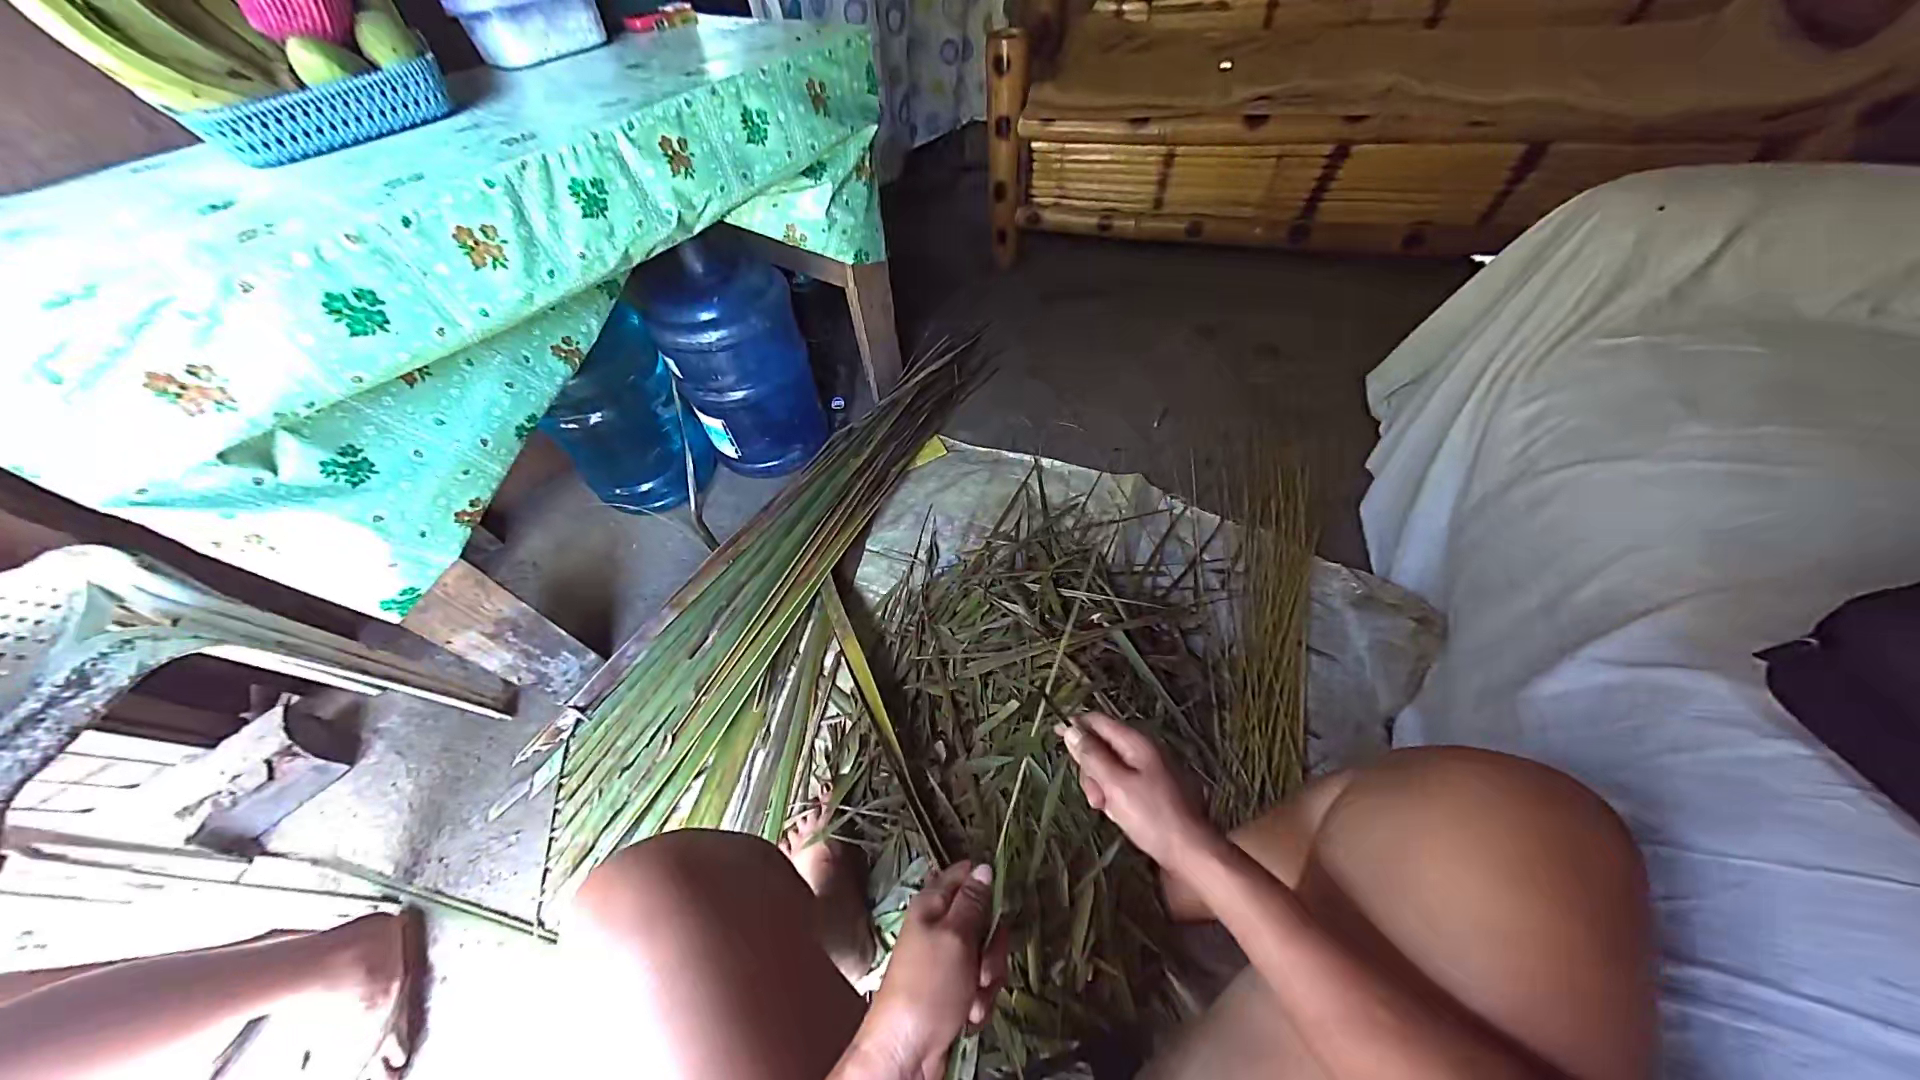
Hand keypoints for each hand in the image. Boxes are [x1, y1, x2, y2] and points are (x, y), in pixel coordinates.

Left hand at [843, 860, 1008, 1078]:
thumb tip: (984, 866)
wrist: (907, 1052)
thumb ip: (973, 901)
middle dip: (992, 947)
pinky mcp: (954, 991)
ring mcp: (948, 961)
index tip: (999, 904)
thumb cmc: (929, 986)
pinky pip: (982, 986)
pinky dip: (979, 1002)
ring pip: (988, 956)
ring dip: (987, 980)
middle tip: (980, 965)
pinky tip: (967, 1016)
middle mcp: (940, 928)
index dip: (986, 885)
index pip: (965, 875)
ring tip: (971, 998)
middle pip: (984, 920)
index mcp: (933, 905)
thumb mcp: (955, 937)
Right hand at [1058, 712, 1215, 871]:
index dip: (1075, 725)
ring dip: (1100, 785)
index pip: (1099, 721)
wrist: (1191, 851)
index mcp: (1137, 743)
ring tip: (1105, 808)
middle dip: (1090, 768)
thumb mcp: (1115, 785)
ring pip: (1111, 766)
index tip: (1055, 735)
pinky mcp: (1154, 788)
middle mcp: (1145, 750)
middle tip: (1093, 797)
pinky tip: (1117, 812)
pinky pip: (1123, 781)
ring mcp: (1151, 769)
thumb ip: (1092, 756)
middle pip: (1103, 745)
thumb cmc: (1152, 817)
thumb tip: (1071, 730)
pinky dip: (1114, 794)